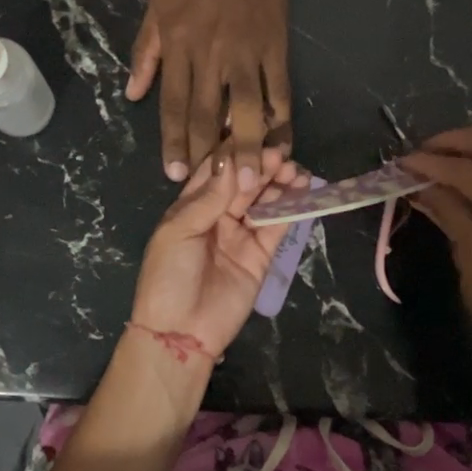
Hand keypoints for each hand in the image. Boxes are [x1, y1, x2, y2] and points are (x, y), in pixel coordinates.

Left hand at [126, 0, 295, 185]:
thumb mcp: (157, 3)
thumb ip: (145, 51)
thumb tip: (133, 93)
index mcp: (178, 45)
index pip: (173, 105)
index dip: (173, 142)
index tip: (174, 174)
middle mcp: (211, 56)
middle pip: (207, 115)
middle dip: (207, 156)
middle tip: (210, 192)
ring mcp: (247, 54)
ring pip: (245, 111)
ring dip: (246, 148)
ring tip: (248, 181)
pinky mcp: (276, 50)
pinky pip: (278, 92)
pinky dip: (280, 120)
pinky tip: (279, 144)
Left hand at [130, 149, 310, 363]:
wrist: (180, 331)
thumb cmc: (168, 276)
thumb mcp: (179, 231)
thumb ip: (209, 198)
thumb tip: (235, 162)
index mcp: (191, 206)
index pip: (217, 171)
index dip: (236, 154)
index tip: (256, 138)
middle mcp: (218, 215)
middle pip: (244, 183)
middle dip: (262, 167)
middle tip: (282, 156)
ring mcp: (240, 234)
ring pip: (263, 200)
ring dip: (279, 184)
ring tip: (296, 171)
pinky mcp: (260, 254)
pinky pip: (277, 226)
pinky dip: (291, 209)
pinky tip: (303, 192)